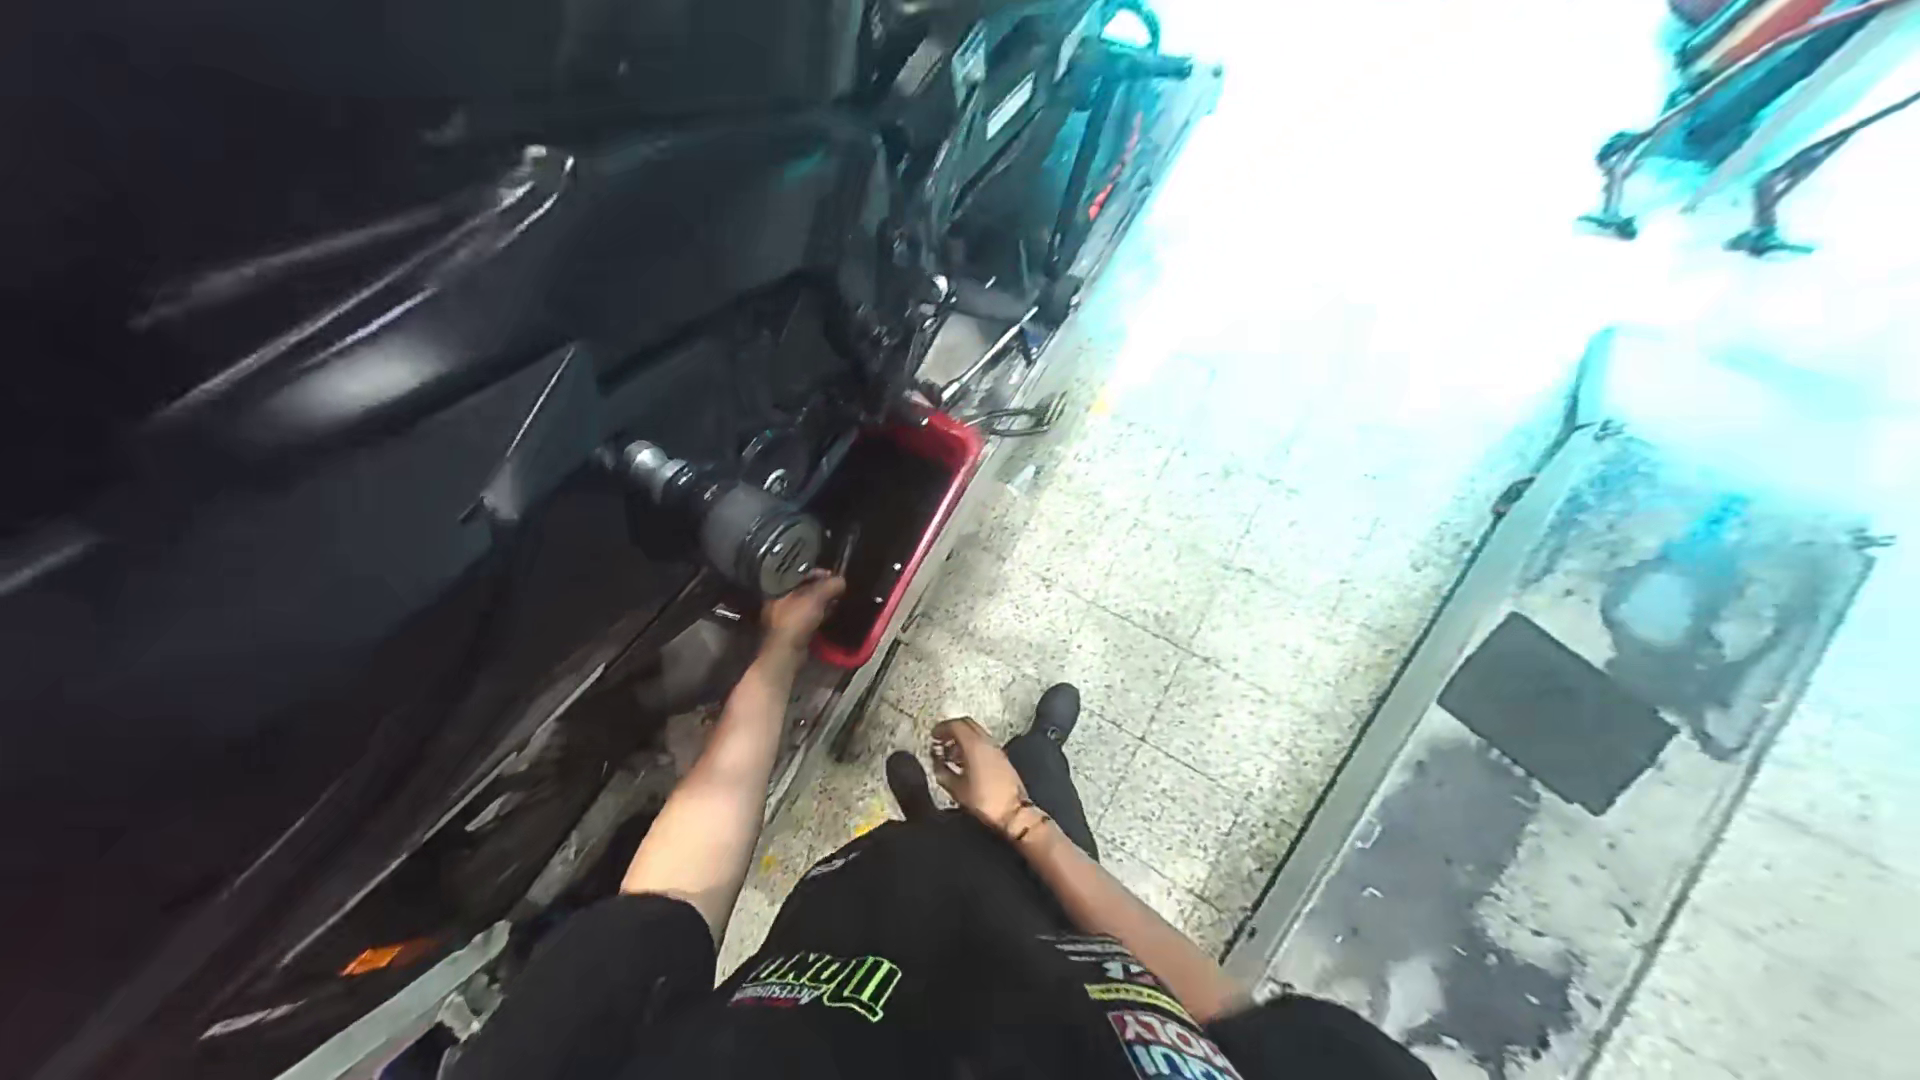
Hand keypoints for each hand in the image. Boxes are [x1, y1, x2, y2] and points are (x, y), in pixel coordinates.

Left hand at [761, 571, 845, 655]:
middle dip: (822, 587)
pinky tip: (831, 612)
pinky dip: (820, 612)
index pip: (799, 572)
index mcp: (778, 588)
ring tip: (837, 599)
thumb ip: (829, 586)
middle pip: (804, 587)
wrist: (786, 652)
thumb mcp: (815, 598)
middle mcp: (779, 598)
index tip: (833, 575)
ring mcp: (784, 614)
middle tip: (837, 588)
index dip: (818, 572)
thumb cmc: (796, 620)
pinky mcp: (792, 628)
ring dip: (822, 600)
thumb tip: (842, 580)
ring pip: (807, 602)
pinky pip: (808, 615)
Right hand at [930, 717, 1028, 832]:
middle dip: (951, 729)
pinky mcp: (1001, 757)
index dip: (942, 728)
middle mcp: (986, 741)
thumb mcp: (957, 789)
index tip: (933, 735)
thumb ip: (942, 772)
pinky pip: (983, 743)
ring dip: (961, 738)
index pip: (956, 725)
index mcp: (974, 745)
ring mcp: (996, 748)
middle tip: (940, 740)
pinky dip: (971, 745)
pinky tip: (963, 762)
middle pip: (967, 724)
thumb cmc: (984, 800)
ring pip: (976, 733)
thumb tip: (936, 764)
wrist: (1013, 812)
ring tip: (949, 754)